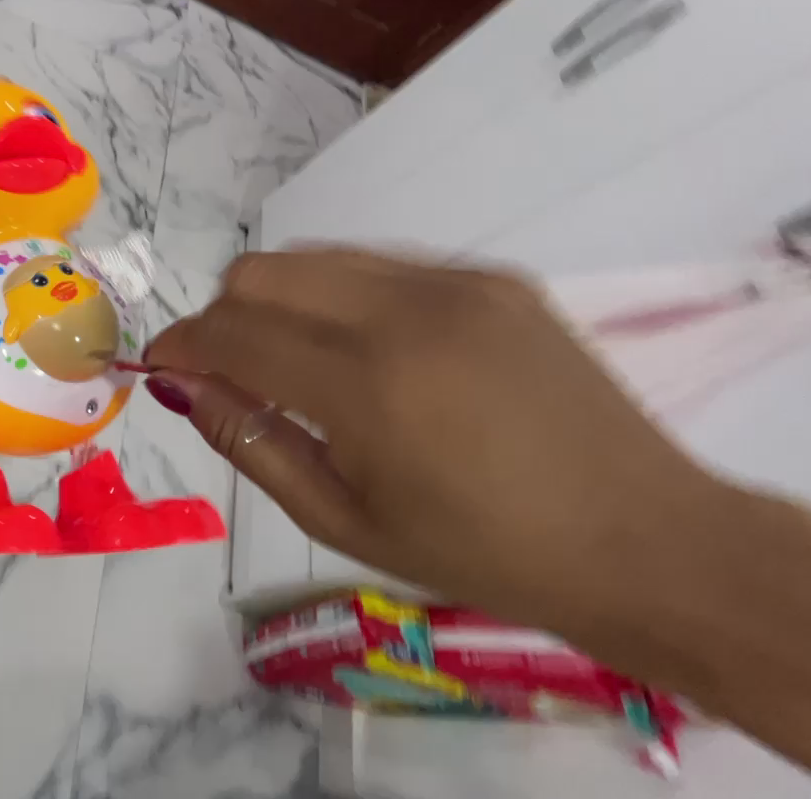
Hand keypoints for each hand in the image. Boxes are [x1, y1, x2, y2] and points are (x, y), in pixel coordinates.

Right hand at [142, 249, 728, 647]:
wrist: (649, 542)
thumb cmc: (478, 551)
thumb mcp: (339, 519)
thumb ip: (248, 442)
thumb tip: (183, 386)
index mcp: (366, 386)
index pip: (231, 334)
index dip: (180, 345)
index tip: (161, 365)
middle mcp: (405, 314)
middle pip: (258, 273)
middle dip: (221, 315)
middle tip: (230, 368)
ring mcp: (454, 286)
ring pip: (311, 258)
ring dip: (275, 301)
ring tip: (296, 360)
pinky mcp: (490, 278)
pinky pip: (374, 266)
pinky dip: (337, 299)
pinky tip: (366, 351)